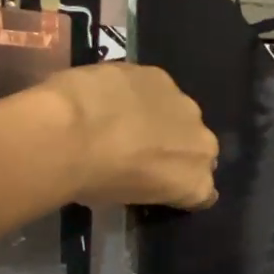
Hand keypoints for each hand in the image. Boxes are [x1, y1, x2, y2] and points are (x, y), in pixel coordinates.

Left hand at [38, 64, 218, 208]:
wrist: (70, 132)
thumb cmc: (95, 180)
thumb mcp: (125, 198)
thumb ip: (147, 184)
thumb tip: (138, 172)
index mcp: (196, 185)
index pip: (203, 192)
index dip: (181, 187)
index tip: (160, 184)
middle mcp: (203, 145)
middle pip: (198, 148)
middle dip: (178, 149)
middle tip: (143, 152)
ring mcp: (185, 106)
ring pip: (180, 115)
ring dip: (161, 118)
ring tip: (125, 119)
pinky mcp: (162, 76)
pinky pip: (157, 89)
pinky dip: (141, 93)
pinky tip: (114, 95)